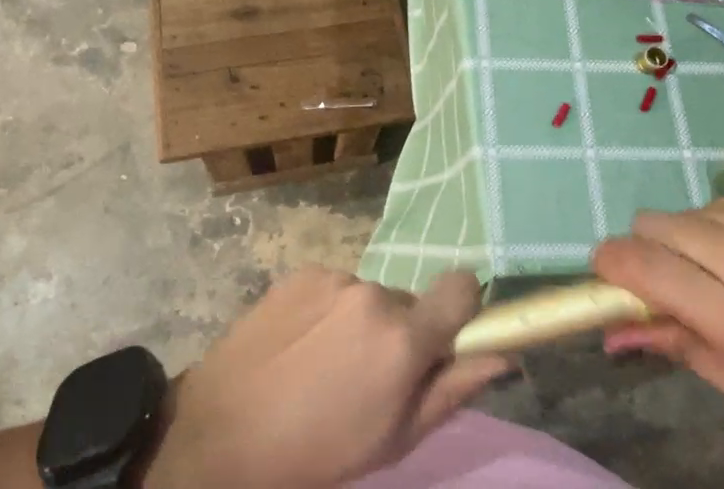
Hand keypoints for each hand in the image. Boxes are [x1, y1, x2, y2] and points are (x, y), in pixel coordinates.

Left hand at [143, 268, 512, 488]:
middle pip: (411, 302)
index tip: (447, 337)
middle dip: (403, 332)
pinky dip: (329, 311)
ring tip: (325, 364)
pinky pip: (335, 288)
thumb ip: (451, 391)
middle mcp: (373, 293)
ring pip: (371, 296)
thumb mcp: (394, 438)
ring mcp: (334, 277)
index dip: (464, 308)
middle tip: (369, 375)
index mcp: (403, 337)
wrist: (221, 432)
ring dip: (362, 323)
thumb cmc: (317, 451)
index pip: (464, 287)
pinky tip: (301, 347)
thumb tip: (501, 356)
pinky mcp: (301, 272)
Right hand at [591, 184, 723, 413]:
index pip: (638, 266)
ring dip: (684, 242)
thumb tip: (614, 333)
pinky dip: (716, 228)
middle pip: (647, 226)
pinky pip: (714, 203)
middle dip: (644, 253)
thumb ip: (682, 352)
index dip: (608, 270)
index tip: (609, 282)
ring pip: (678, 213)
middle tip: (672, 284)